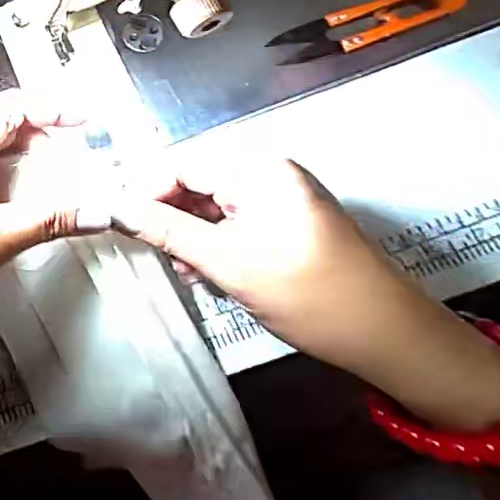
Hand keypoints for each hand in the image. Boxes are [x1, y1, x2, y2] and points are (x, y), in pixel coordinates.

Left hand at [0, 91, 98, 367]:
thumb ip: (48, 221)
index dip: (56, 110)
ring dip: (28, 155)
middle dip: (47, 134)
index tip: (91, 121)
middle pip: (5, 120)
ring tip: (65, 172)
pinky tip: (28, 190)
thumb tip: (104, 213)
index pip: (14, 106)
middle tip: (85, 154)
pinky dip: (7, 170)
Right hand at [112, 157, 499, 430]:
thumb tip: (116, 207)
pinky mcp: (286, 223)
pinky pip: (236, 222)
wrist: (387, 335)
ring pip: (215, 205)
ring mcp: (281, 198)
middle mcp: (270, 172)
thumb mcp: (231, 263)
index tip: (113, 217)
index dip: (145, 189)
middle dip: (169, 213)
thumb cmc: (310, 295)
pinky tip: (204, 271)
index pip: (184, 163)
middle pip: (199, 181)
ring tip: (180, 267)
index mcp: (260, 168)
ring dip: (191, 233)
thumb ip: (169, 231)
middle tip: (144, 248)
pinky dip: (215, 243)